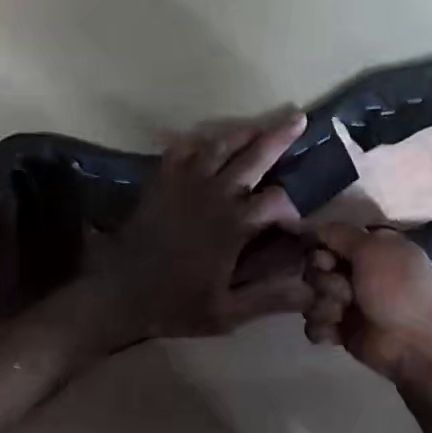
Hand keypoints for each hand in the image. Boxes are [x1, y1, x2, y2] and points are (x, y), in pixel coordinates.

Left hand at [77, 110, 315, 346]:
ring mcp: (185, 182)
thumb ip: (269, 299)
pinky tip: (207, 146)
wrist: (120, 290)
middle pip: (253, 155)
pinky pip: (183, 148)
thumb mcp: (227, 313)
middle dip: (279, 136)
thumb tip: (311, 292)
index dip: (292, 209)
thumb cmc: (175, 303)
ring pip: (220, 144)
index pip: (276, 200)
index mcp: (234, 225)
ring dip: (243, 132)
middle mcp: (214, 194)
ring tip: (259, 126)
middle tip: (297, 119)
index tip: (295, 226)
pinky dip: (199, 142)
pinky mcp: (161, 180)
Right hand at [303, 222, 431, 383]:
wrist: (416, 345)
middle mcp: (359, 272)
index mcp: (372, 248)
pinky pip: (313, 323)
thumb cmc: (399, 290)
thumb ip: (340, 233)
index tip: (327, 259)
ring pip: (311, 295)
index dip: (321, 248)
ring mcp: (348, 302)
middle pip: (315, 267)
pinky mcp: (341, 329)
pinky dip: (322, 327)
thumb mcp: (374, 248)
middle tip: (345, 291)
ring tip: (342, 315)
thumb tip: (312, 226)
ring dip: (323, 305)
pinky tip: (335, 333)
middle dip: (324, 280)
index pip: (329, 239)